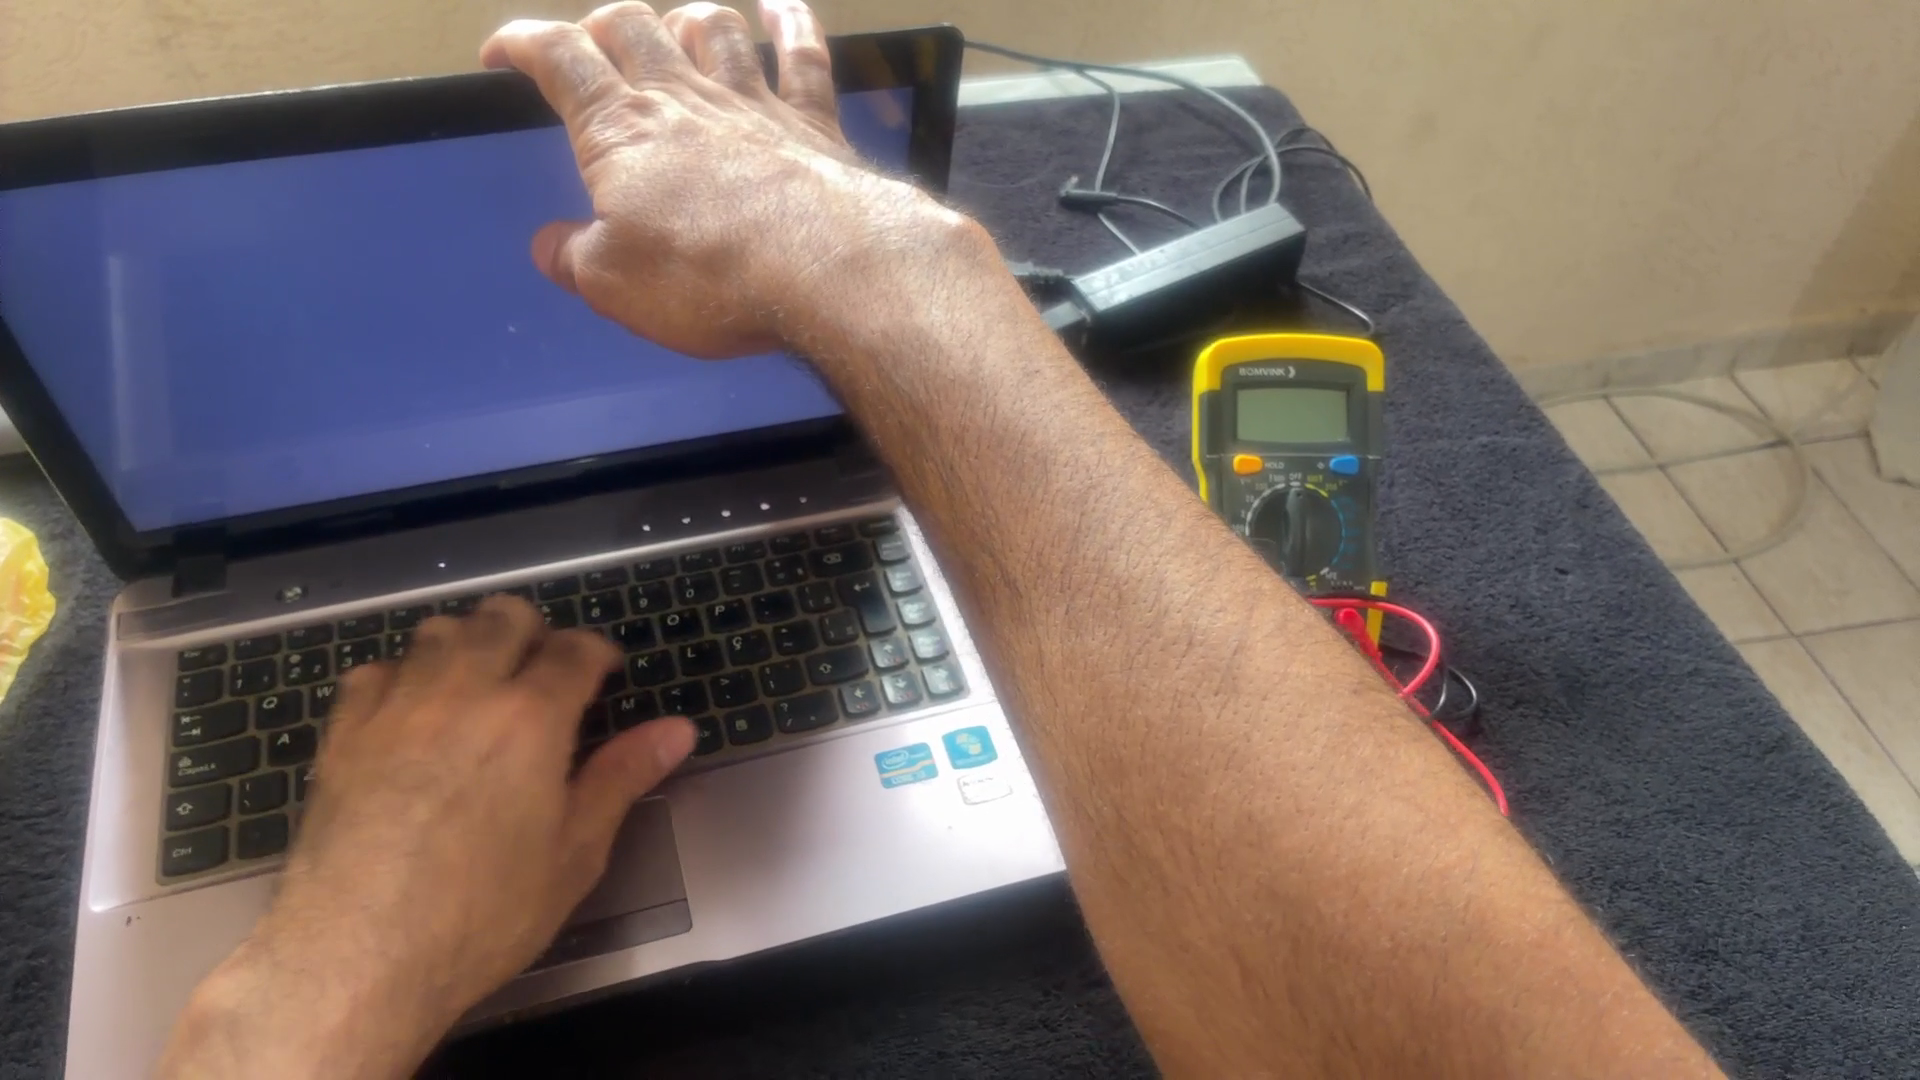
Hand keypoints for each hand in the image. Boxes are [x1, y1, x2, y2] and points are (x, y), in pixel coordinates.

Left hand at [160, 598, 693, 1077]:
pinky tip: (414, 709)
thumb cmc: (484, 911)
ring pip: (438, 630)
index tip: (606, 673)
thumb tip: (679, 729)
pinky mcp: (341, 738)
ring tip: (482, 682)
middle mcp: (465, 694)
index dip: (599, 652)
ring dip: (470, 642)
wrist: (351, 966)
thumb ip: (626, 775)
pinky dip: (404, 673)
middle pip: (503, 617)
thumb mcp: (578, 849)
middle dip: (536, 631)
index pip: (576, 648)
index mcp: (532, 717)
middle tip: (545, 673)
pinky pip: (373, 671)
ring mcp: (396, 711)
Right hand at [480, 0, 960, 358]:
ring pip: (714, 29)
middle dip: (605, 27)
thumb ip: (576, 260)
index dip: (523, 46)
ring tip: (680, 25)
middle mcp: (685, 98)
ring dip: (690, 19)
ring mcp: (754, 104)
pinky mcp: (813, 125)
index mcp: (621, 130)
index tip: (504, 53)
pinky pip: (803, 55)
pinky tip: (783, 8)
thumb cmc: (709, 277)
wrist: (817, 268)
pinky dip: (792, 25)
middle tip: (597, 44)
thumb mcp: (617, 286)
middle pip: (633, 27)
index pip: (558, 60)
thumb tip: (550, 248)